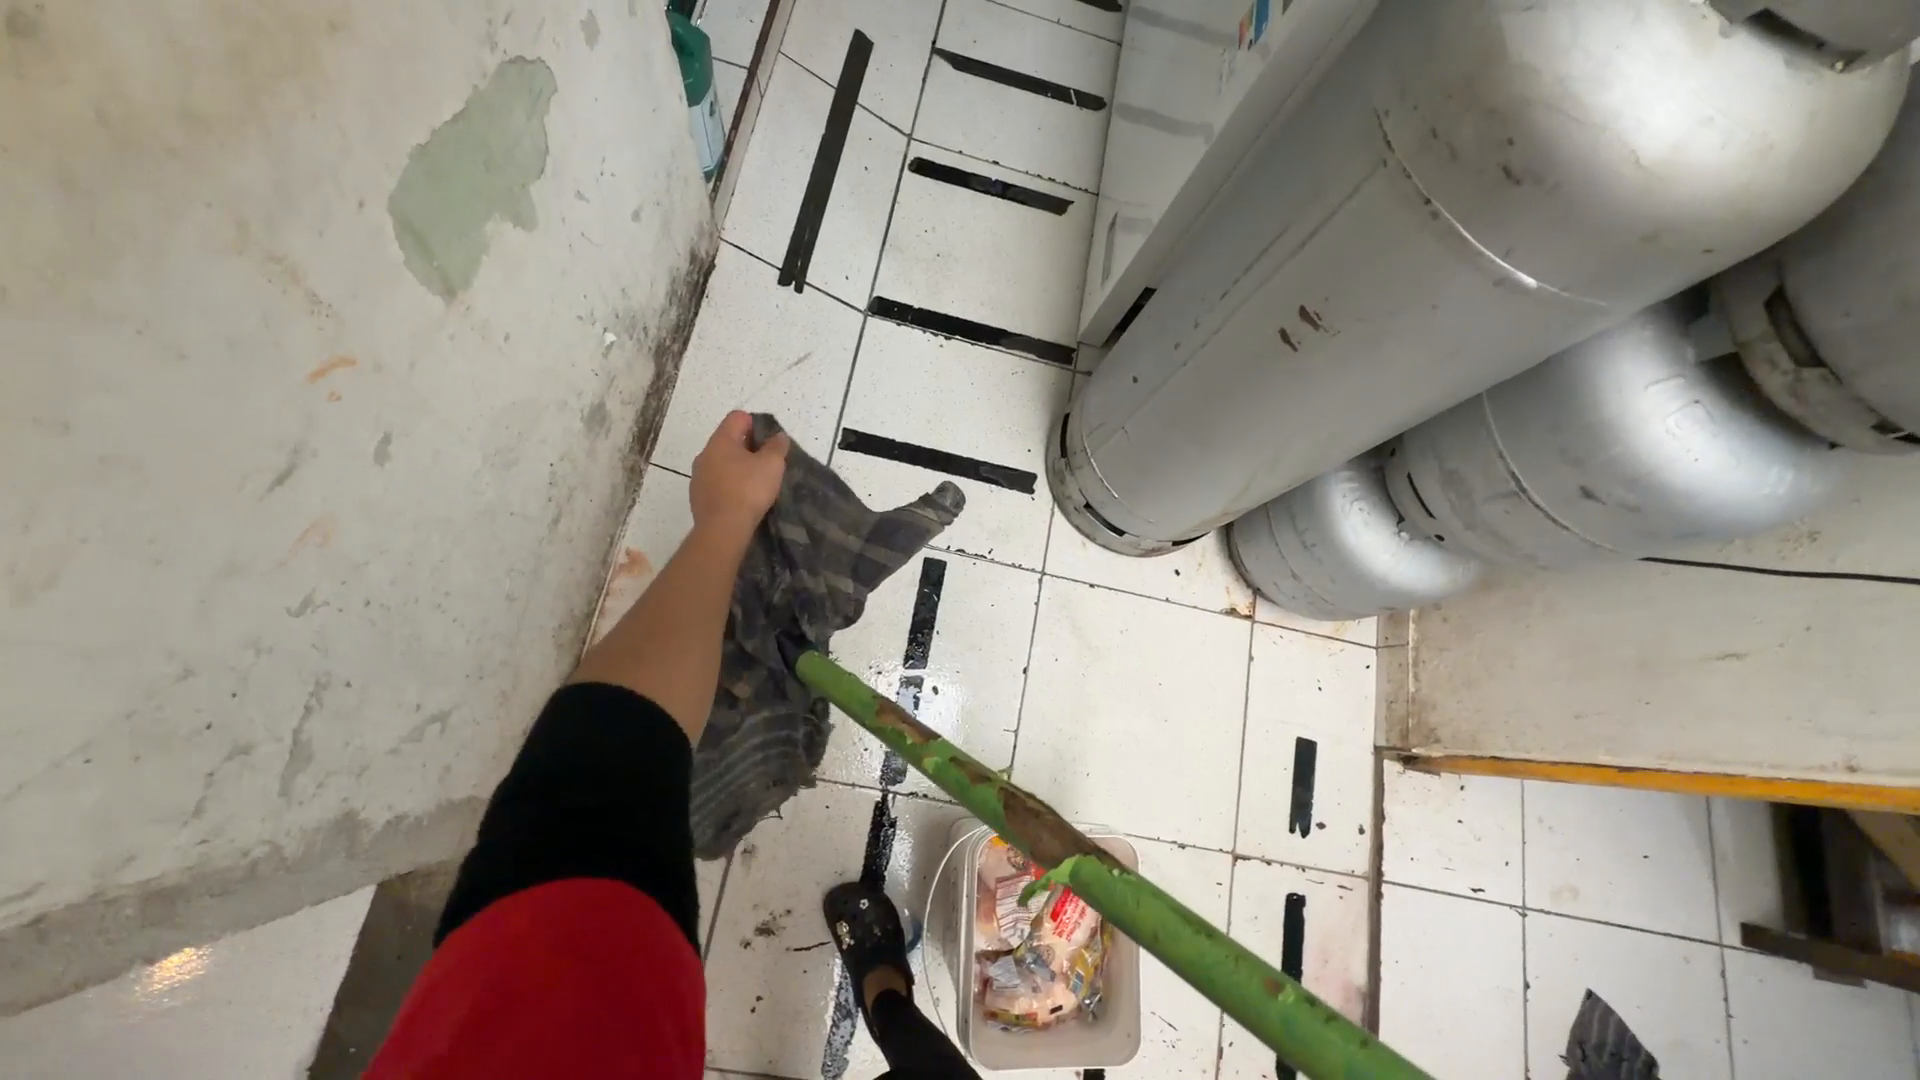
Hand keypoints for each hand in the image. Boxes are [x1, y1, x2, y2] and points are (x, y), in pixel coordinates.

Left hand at [689, 411, 789, 545]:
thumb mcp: (772, 465)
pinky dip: (729, 485)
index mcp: (720, 441)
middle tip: (767, 462)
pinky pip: (716, 482)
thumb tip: (779, 436)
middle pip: (728, 440)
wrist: (723, 529)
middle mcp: (704, 454)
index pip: (737, 417)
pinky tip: (742, 499)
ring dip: (737, 467)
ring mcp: (698, 476)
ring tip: (755, 483)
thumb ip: (777, 446)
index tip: (770, 441)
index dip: (755, 423)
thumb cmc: (748, 490)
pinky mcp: (698, 497)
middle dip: (748, 447)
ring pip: (721, 463)